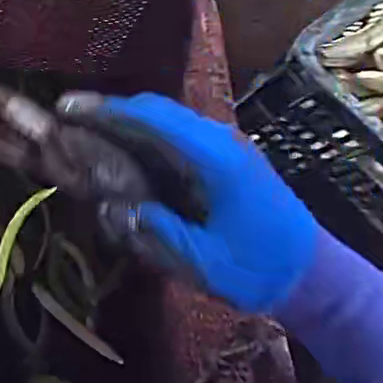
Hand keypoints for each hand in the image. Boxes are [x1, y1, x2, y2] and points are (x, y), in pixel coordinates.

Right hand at [61, 92, 382, 382]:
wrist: (315, 275)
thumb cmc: (263, 271)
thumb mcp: (208, 263)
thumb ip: (161, 233)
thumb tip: (114, 208)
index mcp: (218, 158)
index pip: (154, 118)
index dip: (107, 110)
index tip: (68, 108)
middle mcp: (221, 140)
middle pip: (156, 110)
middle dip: (109, 110)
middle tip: (67, 116)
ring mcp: (224, 145)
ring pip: (165, 118)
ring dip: (125, 119)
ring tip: (85, 128)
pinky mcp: (223, 157)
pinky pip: (175, 134)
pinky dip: (142, 133)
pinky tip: (120, 146)